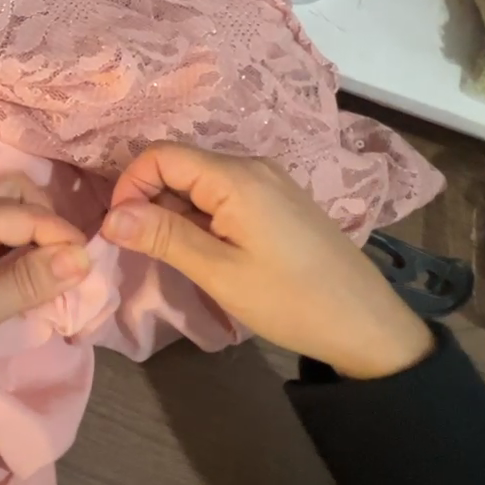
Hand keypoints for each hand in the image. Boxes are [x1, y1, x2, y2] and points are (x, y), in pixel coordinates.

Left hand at [0, 175, 93, 395]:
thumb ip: (27, 281)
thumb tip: (82, 256)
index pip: (27, 212)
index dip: (62, 236)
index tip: (90, 270)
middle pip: (16, 194)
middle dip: (48, 221)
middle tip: (67, 264)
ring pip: (7, 212)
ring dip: (34, 234)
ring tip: (53, 273)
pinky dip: (18, 247)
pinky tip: (28, 277)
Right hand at [102, 143, 431, 379]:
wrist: (373, 330)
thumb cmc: (292, 301)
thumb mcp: (220, 273)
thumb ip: (163, 236)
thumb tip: (111, 217)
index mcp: (235, 176)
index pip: (160, 155)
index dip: (131, 184)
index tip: (121, 227)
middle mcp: (250, 165)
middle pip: (179, 164)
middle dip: (150, 198)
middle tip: (143, 245)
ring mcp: (267, 180)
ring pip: (198, 178)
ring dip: (174, 208)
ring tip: (174, 251)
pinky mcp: (277, 198)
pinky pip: (222, 191)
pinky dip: (199, 212)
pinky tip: (206, 247)